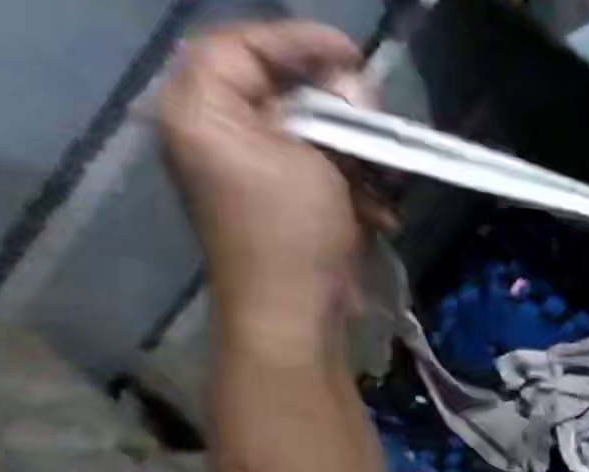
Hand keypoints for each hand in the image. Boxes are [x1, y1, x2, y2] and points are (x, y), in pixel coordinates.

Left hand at [158, 21, 366, 327]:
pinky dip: (355, 187)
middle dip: (333, 102)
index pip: (240, 47)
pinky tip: (382, 210)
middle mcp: (214, 132)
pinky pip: (318, 175)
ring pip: (306, 136)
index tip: (355, 54)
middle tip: (375, 114)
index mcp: (201, 110)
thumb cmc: (294, 232)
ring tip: (388, 174)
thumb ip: (329, 116)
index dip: (297, 42)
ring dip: (354, 152)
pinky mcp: (281, 205)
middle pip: (275, 90)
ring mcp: (248, 172)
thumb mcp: (315, 161)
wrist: (294, 311)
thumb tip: (352, 90)